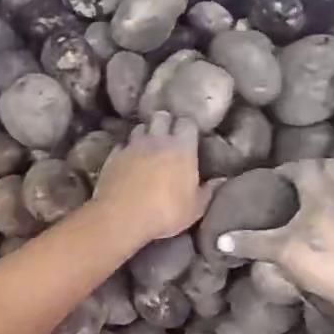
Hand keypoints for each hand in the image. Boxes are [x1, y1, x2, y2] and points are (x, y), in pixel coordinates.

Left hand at [92, 111, 213, 242]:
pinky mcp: (113, 156)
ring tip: (148, 146)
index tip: (190, 136)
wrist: (122, 217)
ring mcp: (132, 146)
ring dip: (145, 133)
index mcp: (182, 147)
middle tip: (168, 136)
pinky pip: (122, 144)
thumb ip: (208, 192)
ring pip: (140, 127)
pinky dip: (127, 148)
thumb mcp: (195, 208)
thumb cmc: (166, 212)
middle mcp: (157, 140)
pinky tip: (129, 159)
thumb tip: (220, 181)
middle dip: (166, 122)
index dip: (188, 127)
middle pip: (161, 116)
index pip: (187, 123)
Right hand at [215, 160, 333, 309]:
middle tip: (284, 186)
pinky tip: (315, 227)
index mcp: (322, 195)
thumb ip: (251, 243)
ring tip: (299, 204)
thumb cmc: (324, 264)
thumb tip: (219, 240)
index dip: (285, 169)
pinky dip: (327, 209)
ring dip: (319, 192)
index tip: (269, 179)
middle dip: (305, 175)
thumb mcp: (282, 253)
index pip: (304, 168)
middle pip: (325, 174)